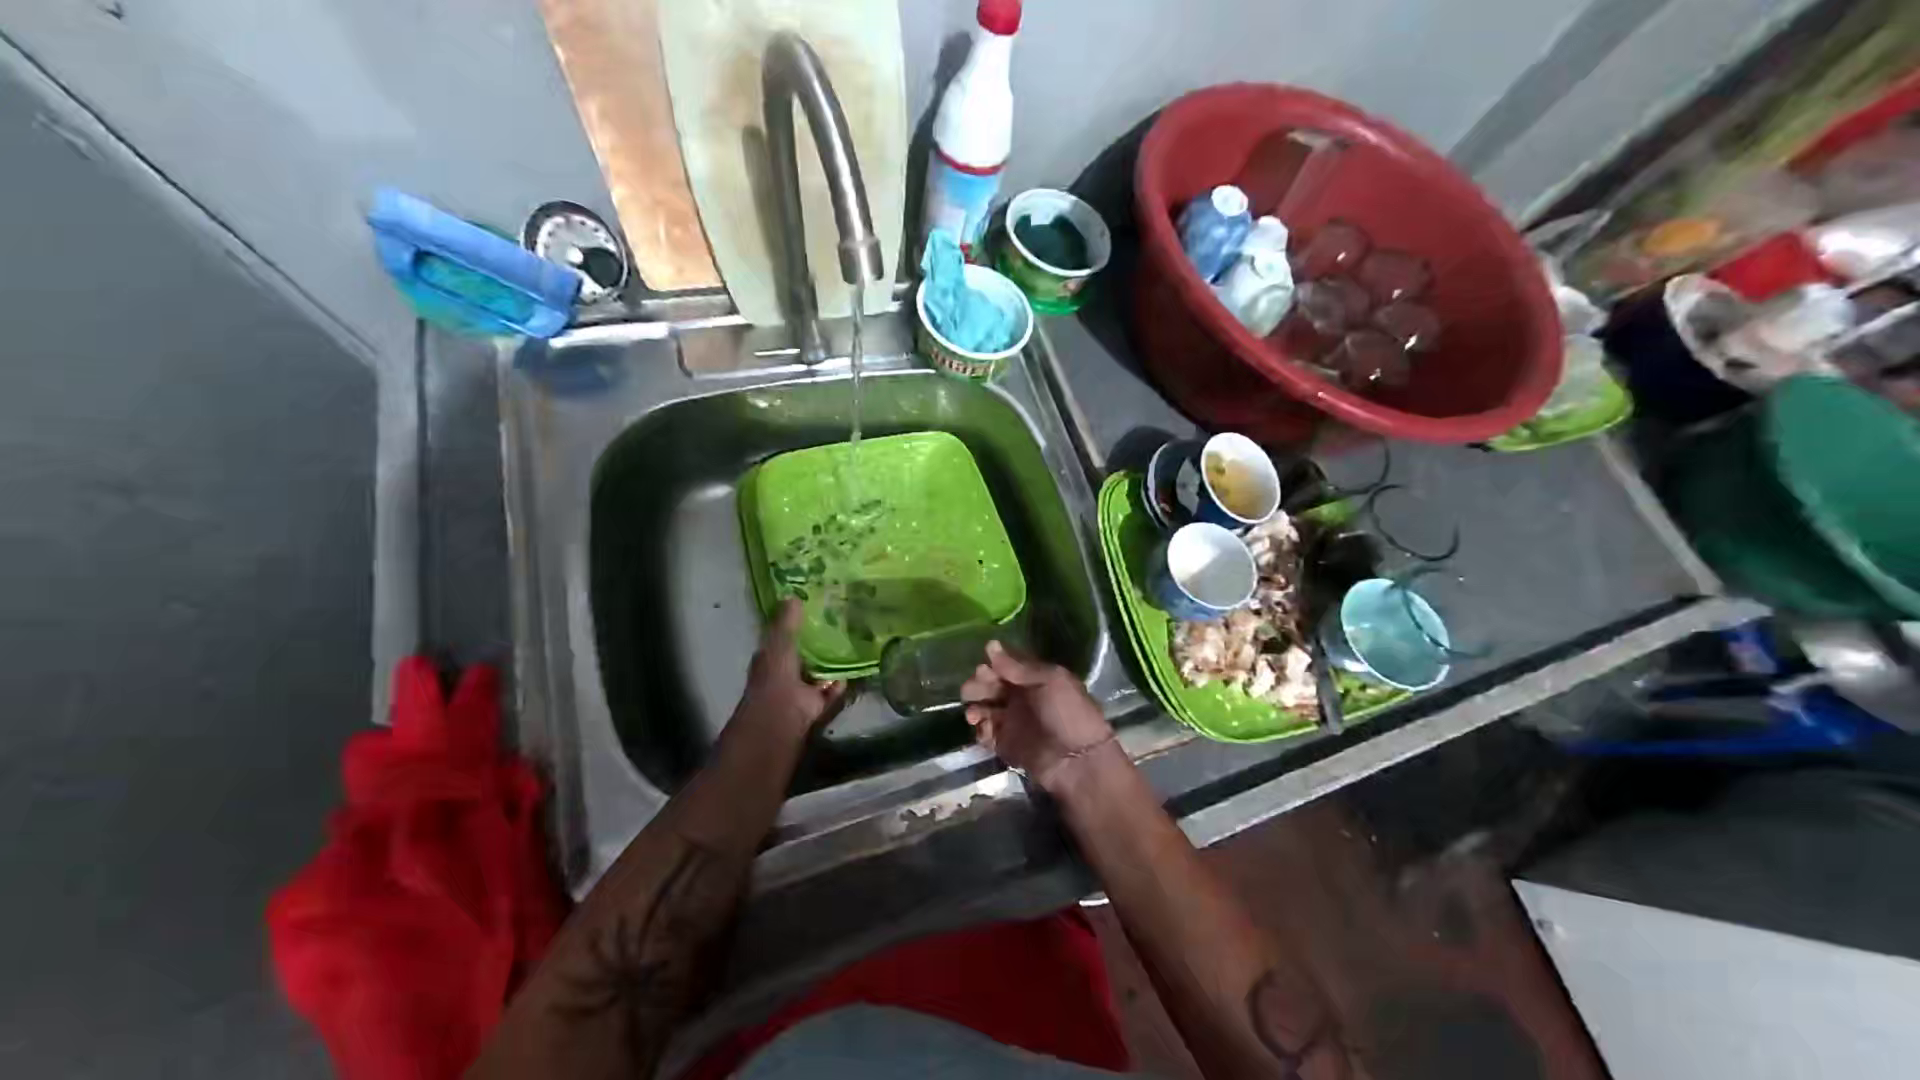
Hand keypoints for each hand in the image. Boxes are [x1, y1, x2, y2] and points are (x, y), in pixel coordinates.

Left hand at [735, 598, 844, 740]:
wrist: (782, 712)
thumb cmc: (776, 672)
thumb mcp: (779, 640)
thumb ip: (786, 621)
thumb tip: (793, 596)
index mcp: (770, 657)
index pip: (781, 638)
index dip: (793, 625)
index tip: (811, 610)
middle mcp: (783, 673)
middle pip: (801, 656)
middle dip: (814, 644)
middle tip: (836, 625)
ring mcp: (799, 691)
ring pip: (816, 674)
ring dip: (829, 664)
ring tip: (848, 646)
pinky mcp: (815, 705)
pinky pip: (830, 691)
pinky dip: (838, 683)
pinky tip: (850, 671)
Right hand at [961, 641, 1115, 792]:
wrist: (1078, 762)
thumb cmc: (1068, 714)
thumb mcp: (1050, 681)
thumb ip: (1018, 667)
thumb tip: (990, 645)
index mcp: (1033, 679)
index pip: (1005, 666)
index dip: (992, 665)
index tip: (983, 668)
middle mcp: (1020, 697)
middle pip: (990, 685)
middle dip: (978, 685)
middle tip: (973, 690)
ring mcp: (1012, 721)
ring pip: (984, 708)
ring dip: (975, 707)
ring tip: (974, 714)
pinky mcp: (1005, 744)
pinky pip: (985, 733)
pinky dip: (981, 729)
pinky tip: (984, 729)